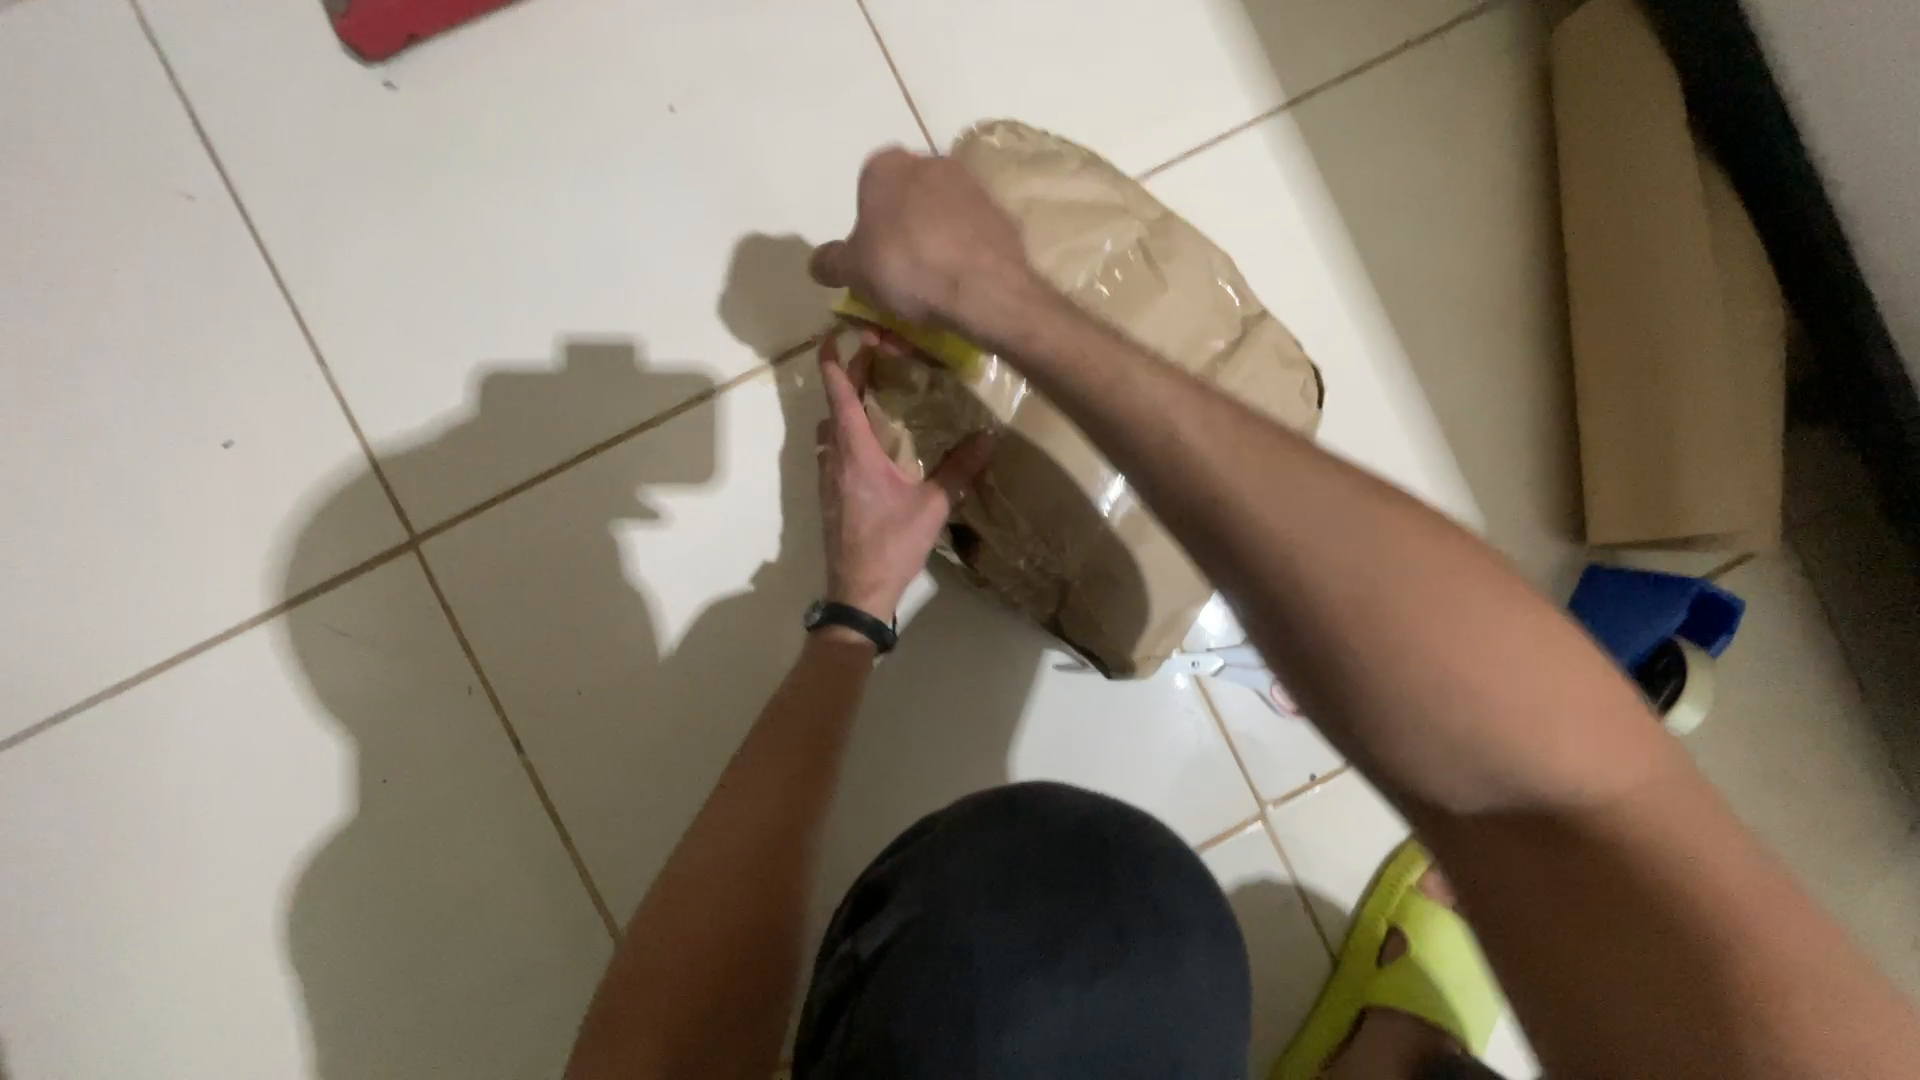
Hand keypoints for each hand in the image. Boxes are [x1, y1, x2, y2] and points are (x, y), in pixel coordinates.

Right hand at [810, 147, 1039, 338]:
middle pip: (903, 216)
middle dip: (896, 260)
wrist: (981, 287)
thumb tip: (818, 262)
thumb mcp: (852, 271)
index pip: (865, 198)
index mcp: (885, 166)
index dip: (865, 241)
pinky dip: (956, 270)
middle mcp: (929, 164)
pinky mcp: (998, 216)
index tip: (870, 274)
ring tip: (924, 312)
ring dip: (926, 269)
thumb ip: (831, 263)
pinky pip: (966, 245)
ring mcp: (969, 188)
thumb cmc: (904, 268)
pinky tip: (954, 300)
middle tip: (895, 301)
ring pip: (936, 234)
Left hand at [814, 333, 993, 623]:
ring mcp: (827, 480)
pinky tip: (870, 448)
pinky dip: (845, 436)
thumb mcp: (933, 507)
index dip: (835, 362)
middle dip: (849, 379)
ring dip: (844, 410)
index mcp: (856, 453)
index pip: (840, 394)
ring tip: (873, 399)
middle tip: (872, 358)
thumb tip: (988, 438)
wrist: (858, 591)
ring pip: (828, 432)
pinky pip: (831, 453)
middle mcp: (834, 459)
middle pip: (835, 408)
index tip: (834, 334)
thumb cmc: (892, 546)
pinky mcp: (829, 498)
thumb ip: (959, 470)